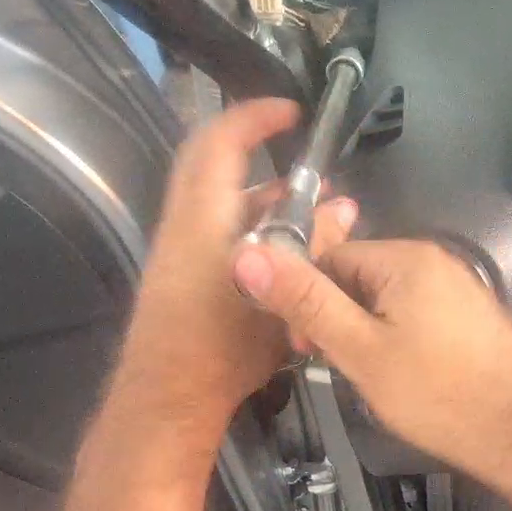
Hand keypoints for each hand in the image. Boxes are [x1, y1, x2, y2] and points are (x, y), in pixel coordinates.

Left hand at [115, 99, 356, 428]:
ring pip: (224, 204)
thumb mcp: (280, 296)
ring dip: (266, 202)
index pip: (220, 142)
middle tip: (310, 171)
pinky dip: (256, 231)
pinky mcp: (185, 275)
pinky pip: (222, 232)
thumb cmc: (221, 348)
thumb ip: (312, 250)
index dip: (254, 117)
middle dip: (263, 160)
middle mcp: (185, 223)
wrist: (168, 397)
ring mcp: (180, 249)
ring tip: (315, 217)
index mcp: (203, 219)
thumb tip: (343, 208)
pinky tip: (291, 257)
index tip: (291, 113)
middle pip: (217, 167)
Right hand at [231, 238, 511, 478]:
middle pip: (359, 280)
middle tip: (339, 369)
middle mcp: (436, 263)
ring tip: (374, 380)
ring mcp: (459, 291)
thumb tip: (247, 255)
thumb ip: (307, 302)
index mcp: (406, 259)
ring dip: (367, 336)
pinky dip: (399, 344)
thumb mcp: (361, 350)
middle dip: (338, 320)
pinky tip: (405, 380)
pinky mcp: (471, 321)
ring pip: (387, 304)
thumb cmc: (439, 394)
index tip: (304, 348)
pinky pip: (417, 319)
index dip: (306, 301)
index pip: (330, 259)